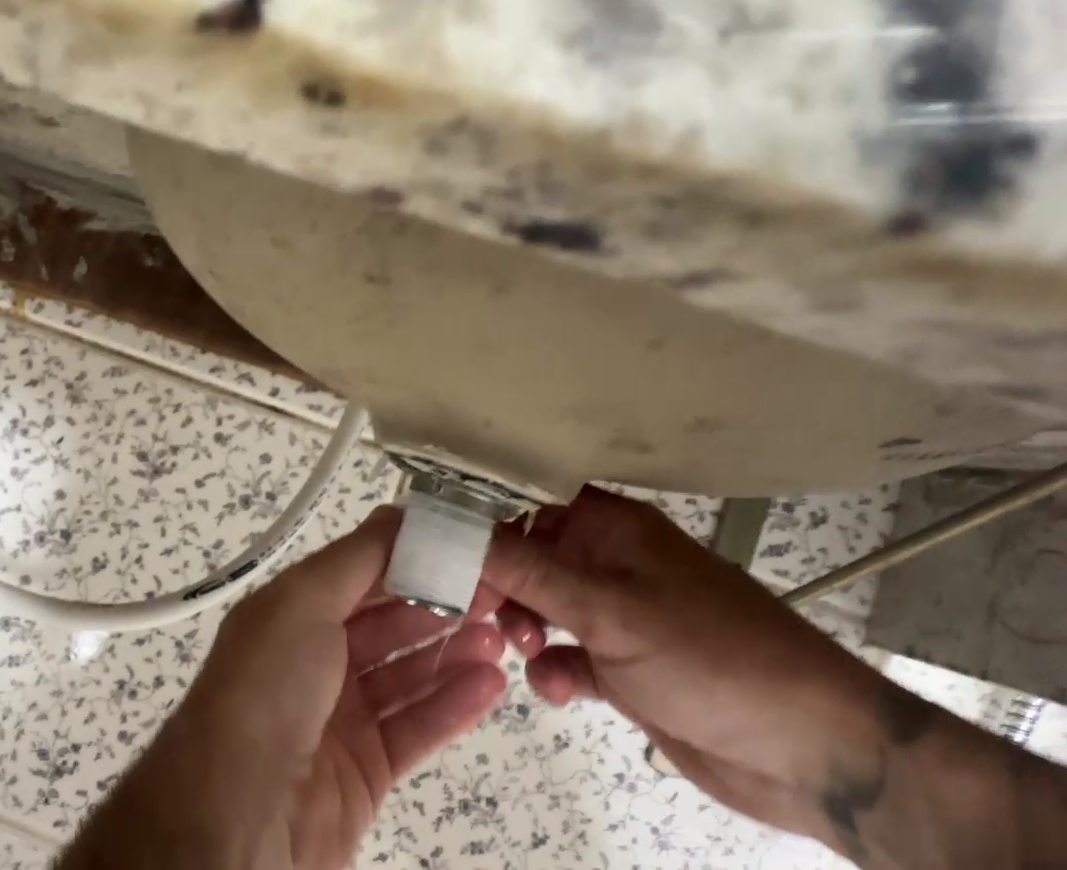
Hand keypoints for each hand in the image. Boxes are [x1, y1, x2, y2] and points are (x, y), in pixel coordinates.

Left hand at [59, 506, 507, 869]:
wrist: (241, 805)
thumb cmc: (267, 686)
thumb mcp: (303, 600)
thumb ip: (358, 559)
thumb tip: (403, 515)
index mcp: (290, 612)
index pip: (359, 574)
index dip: (410, 558)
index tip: (463, 548)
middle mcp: (312, 658)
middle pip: (386, 622)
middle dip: (439, 603)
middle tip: (496, 594)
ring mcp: (339, 714)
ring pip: (406, 674)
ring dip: (453, 652)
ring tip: (500, 636)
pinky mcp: (366, 767)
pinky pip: (416, 727)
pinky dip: (453, 704)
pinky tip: (489, 683)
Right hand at [480, 487, 924, 853]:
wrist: (815, 755)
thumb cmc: (715, 659)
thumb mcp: (609, 610)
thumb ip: (524, 571)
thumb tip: (447, 527)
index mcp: (613, 530)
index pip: (527, 501)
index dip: (481, 518)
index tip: (440, 548)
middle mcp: (610, 564)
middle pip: (525, 557)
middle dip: (496, 583)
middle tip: (473, 609)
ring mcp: (618, 617)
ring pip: (538, 608)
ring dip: (522, 629)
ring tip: (526, 651)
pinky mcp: (624, 667)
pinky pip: (566, 656)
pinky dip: (555, 671)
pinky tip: (563, 692)